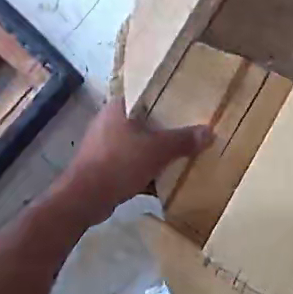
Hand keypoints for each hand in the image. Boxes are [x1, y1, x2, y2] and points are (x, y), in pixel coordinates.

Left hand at [49, 96, 212, 226]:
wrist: (83, 200)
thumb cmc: (119, 163)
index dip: (166, 96)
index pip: (146, 93)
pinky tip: (164, 179)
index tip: (186, 102)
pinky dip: (145, 169)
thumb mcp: (158, 150)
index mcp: (118, 108)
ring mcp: (103, 145)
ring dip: (155, 150)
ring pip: (137, 143)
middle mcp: (108, 122)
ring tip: (181, 152)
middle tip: (189, 127)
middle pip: (144, 120)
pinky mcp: (102, 167)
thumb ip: (184, 140)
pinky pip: (130, 163)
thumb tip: (210, 132)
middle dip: (165, 127)